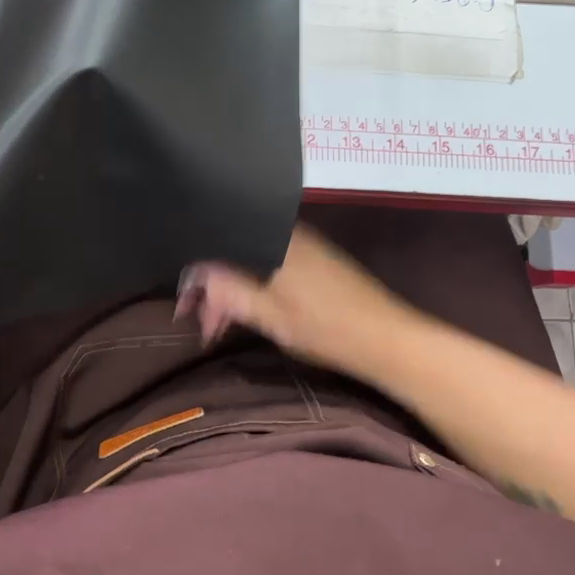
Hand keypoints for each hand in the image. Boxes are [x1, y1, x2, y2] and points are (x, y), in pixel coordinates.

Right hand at [176, 224, 419, 382]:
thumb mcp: (270, 317)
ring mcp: (303, 244)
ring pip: (251, 260)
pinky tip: (248, 308)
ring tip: (222, 325)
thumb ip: (230, 291)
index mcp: (273, 239)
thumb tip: (195, 273)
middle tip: (203, 326)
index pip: (218, 244)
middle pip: (234, 252)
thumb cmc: (327, 329)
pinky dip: (253, 285)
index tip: (185, 309)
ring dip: (233, 289)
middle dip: (213, 288)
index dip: (195, 278)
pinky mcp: (315, 259)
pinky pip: (269, 264)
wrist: (389, 341)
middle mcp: (286, 232)